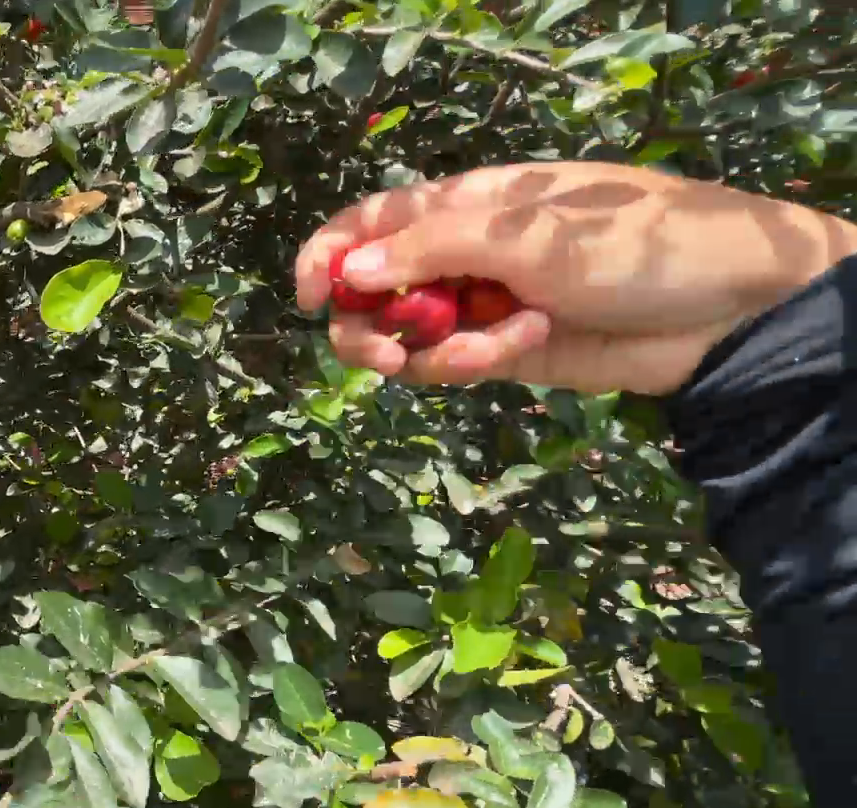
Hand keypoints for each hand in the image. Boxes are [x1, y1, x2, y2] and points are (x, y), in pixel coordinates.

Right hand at [294, 163, 856, 393]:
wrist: (729, 312)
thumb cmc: (639, 247)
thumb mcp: (530, 237)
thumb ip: (431, 249)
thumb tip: (347, 274)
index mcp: (459, 209)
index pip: (365, 225)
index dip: (325, 258)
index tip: (309, 299)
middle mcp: (451, 257)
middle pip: (365, 294)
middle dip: (365, 328)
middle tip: (384, 355)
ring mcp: (467, 306)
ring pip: (397, 338)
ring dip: (427, 353)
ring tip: (483, 353)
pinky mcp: (486, 350)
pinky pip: (440, 365)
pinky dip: (465, 365)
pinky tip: (516, 348)